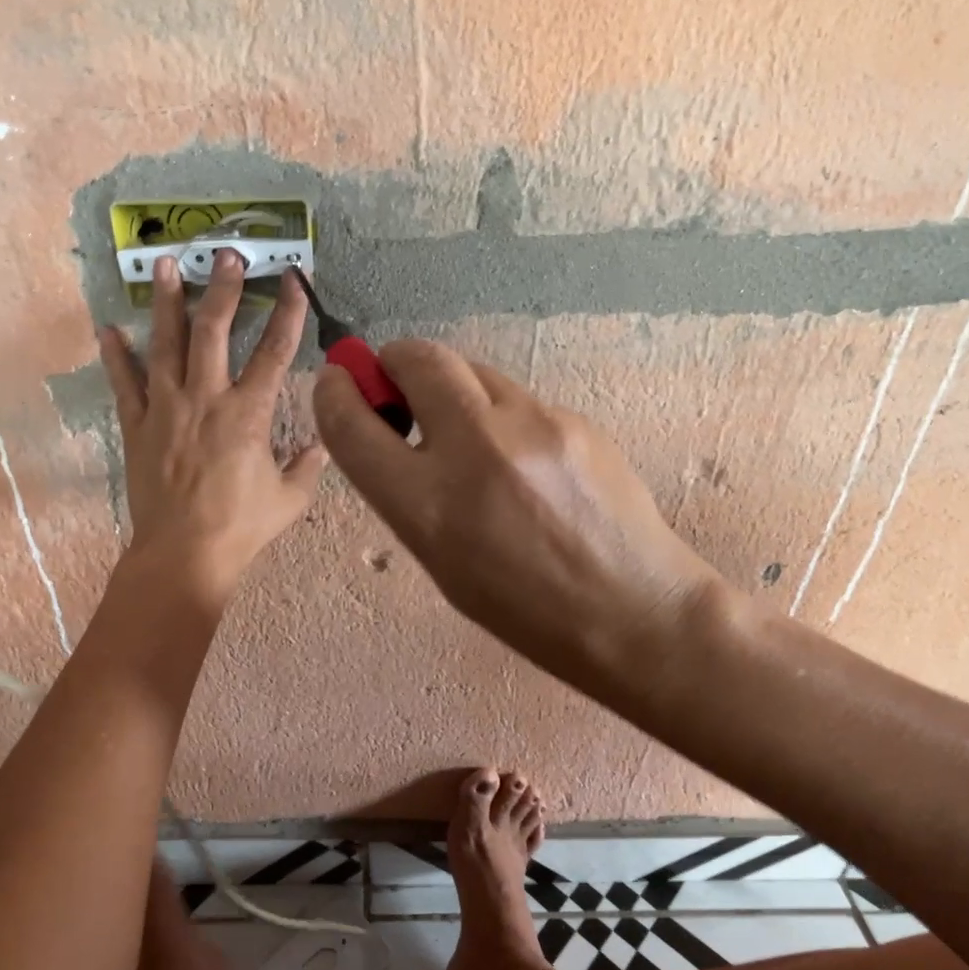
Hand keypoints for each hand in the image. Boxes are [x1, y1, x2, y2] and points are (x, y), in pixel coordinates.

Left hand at [99, 250, 324, 598]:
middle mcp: (207, 399)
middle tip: (224, 254)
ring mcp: (167, 409)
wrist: (184, 554)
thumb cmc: (241, 527)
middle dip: (221, 289)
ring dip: (167, 303)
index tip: (292, 280)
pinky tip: (109, 328)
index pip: (274, 351)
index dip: (286, 312)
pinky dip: (116, 356)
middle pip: (213, 331)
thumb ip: (308, 466)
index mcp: (249, 413)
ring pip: (166, 345)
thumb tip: (321, 446)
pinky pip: (125, 384)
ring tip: (165, 265)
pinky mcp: (138, 427)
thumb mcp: (290, 499)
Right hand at [313, 339, 730, 679]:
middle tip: (399, 388)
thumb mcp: (441, 562)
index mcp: (428, 507)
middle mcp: (475, 451)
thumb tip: (390, 429)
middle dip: (395, 362)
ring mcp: (533, 426)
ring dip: (452, 388)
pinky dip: (502, 414)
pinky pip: (518, 397)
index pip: (350, 424)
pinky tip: (524, 457)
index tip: (338, 382)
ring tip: (469, 431)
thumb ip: (407, 491)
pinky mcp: (575, 417)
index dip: (334, 394)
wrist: (634, 612)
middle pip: (416, 358)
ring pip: (471, 370)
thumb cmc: (525, 610)